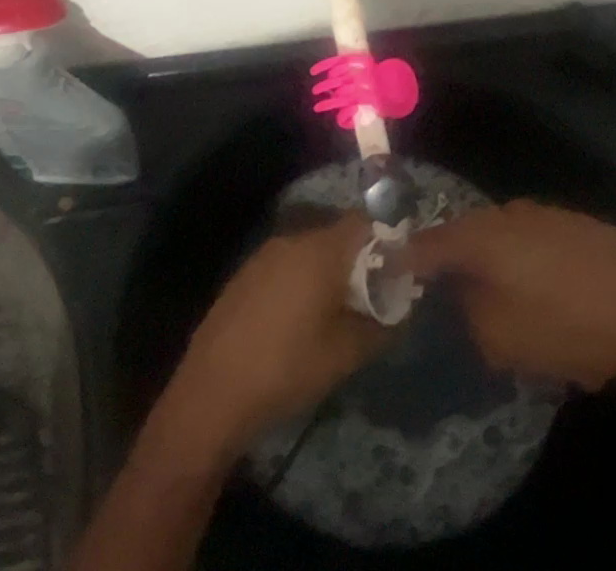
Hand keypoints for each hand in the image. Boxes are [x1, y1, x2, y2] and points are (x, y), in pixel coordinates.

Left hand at [166, 216, 386, 449]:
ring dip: (330, 271)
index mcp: (319, 251)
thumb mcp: (348, 352)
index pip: (365, 223)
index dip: (388, 241)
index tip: (401, 271)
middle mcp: (290, 241)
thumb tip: (401, 308)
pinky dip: (303, 281)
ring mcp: (262, 257)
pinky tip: (303, 318)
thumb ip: (383, 324)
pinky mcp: (243, 277)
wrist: (213, 393)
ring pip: (310, 251)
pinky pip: (286, 266)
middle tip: (376, 296)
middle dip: (361, 259)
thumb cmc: (288, 368)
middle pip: (337, 235)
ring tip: (341, 311)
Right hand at [410, 200, 615, 392]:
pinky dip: (528, 266)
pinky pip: (537, 244)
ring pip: (504, 239)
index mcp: (481, 236)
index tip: (386, 275)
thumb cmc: (571, 327)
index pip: (424, 244)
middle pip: (465, 236)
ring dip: (493, 264)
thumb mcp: (500, 339)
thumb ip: (468, 313)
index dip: (402, 262)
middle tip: (441, 291)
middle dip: (451, 262)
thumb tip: (466, 295)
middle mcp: (510, 214)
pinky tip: (545, 297)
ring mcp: (550, 216)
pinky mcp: (583, 227)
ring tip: (496, 299)